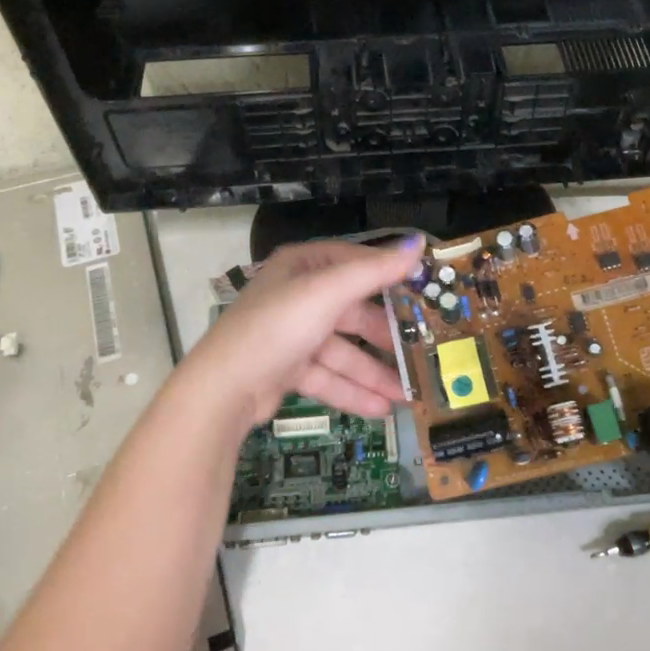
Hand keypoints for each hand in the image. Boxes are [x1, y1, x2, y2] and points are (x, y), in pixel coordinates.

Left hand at [177, 236, 423, 429]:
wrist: (225, 386)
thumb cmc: (278, 326)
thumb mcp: (328, 292)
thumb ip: (375, 271)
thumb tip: (419, 242)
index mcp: (303, 266)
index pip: (355, 264)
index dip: (389, 276)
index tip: (424, 292)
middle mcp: (297, 296)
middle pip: (352, 313)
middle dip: (385, 337)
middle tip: (420, 351)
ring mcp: (292, 334)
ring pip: (343, 351)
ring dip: (373, 373)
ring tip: (407, 393)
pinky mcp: (287, 369)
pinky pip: (328, 377)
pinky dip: (352, 391)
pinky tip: (381, 408)